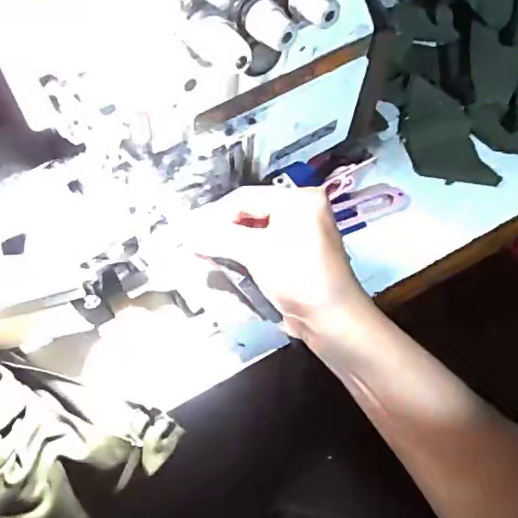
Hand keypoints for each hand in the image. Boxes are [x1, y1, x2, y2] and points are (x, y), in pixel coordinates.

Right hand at [186, 184, 371, 340]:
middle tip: (194, 242)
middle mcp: (302, 209)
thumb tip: (185, 233)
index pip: (246, 197)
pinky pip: (263, 245)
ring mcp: (300, 233)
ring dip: (229, 242)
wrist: (331, 319)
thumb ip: (218, 238)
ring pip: (253, 230)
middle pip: (249, 212)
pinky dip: (243, 252)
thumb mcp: (255, 252)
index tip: (189, 230)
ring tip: (204, 252)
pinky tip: (224, 261)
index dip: (214, 214)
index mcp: (299, 198)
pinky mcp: (296, 255)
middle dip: (221, 228)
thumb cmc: (297, 277)